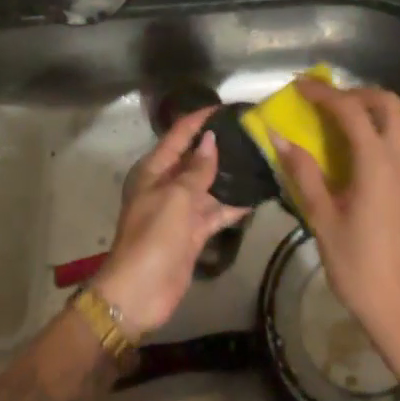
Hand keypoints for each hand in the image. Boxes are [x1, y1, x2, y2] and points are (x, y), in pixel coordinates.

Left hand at [92, 108, 251, 334]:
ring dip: (230, 175)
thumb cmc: (153, 237)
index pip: (180, 134)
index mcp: (155, 170)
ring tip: (260, 158)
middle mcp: (167, 184)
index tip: (228, 108)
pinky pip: (215, 212)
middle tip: (252, 132)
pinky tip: (256, 196)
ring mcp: (181, 209)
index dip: (201, 118)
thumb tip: (210, 140)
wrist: (139, 293)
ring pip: (209, 185)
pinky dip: (233, 205)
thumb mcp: (176, 198)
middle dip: (220, 145)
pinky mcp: (193, 232)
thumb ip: (197, 170)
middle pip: (196, 158)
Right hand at [274, 80, 399, 348]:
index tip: (300, 86)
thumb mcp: (322, 220)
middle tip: (328, 103)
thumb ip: (304, 173)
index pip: (351, 111)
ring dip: (375, 114)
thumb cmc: (358, 267)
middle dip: (359, 95)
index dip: (324, 93)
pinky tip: (362, 160)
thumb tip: (278, 137)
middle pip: (390, 105)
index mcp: (378, 164)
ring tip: (343, 125)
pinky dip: (385, 137)